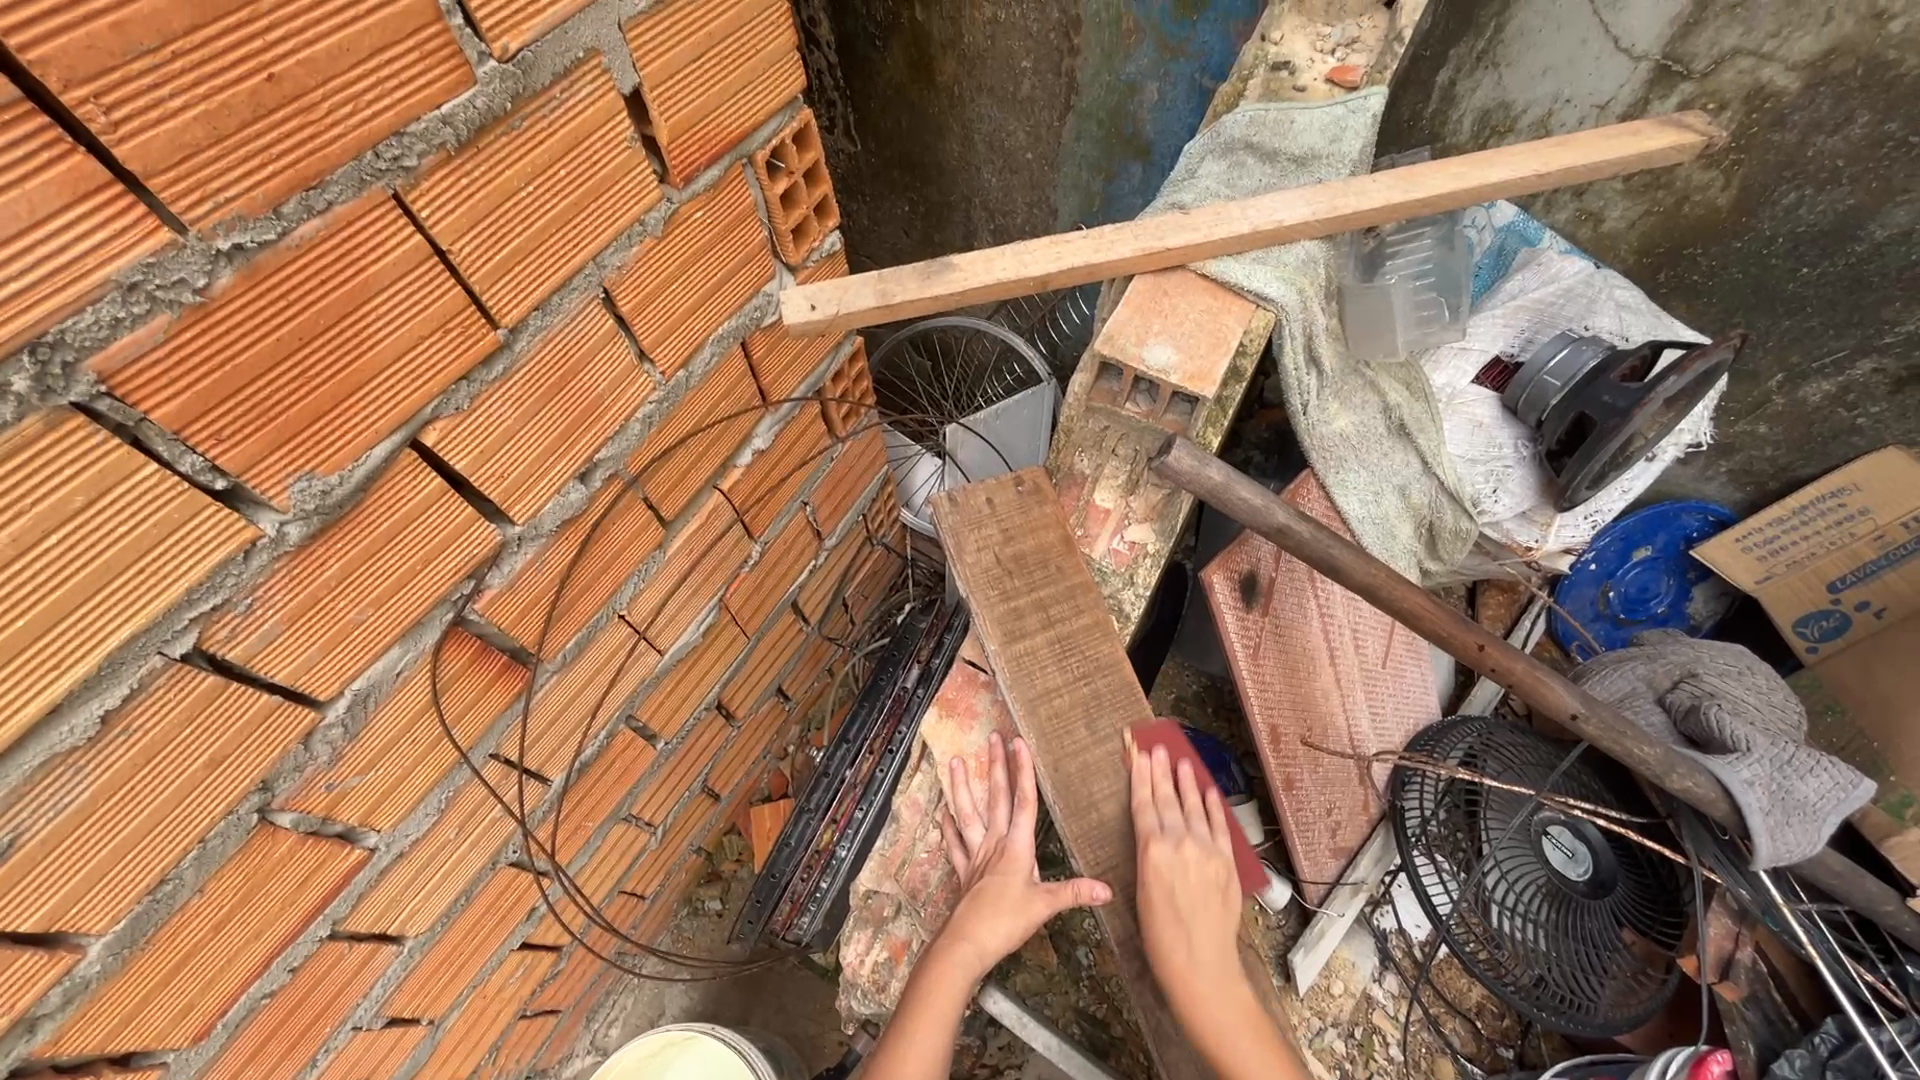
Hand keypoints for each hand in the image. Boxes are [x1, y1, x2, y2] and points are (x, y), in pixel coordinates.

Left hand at [934, 733, 1112, 981]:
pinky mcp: (964, 872)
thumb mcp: (1045, 906)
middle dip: (996, 766)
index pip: (1024, 801)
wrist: (966, 943)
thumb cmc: (1006, 922)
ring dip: (961, 786)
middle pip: (996, 797)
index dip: (1023, 771)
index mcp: (1017, 847)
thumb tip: (1106, 890)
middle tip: (993, 738)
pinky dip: (949, 827)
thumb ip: (1074, 893)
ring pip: (969, 813)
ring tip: (955, 761)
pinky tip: (943, 812)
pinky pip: (955, 844)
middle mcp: (995, 844)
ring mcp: (976, 856)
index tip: (1020, 743)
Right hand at [1131, 743, 1247, 1025]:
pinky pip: (1219, 826)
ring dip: (1186, 782)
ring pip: (1194, 807)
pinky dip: (1213, 806)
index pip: (1144, 804)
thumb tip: (1150, 831)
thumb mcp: (1141, 889)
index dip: (1140, 777)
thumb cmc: (1160, 936)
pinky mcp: (1227, 862)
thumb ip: (1147, 854)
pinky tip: (1208, 790)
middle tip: (1156, 748)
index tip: (1138, 755)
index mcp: (1152, 851)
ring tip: (1180, 760)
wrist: (1200, 963)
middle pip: (1168, 800)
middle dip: (1160, 772)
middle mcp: (1180, 843)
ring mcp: (1207, 851)